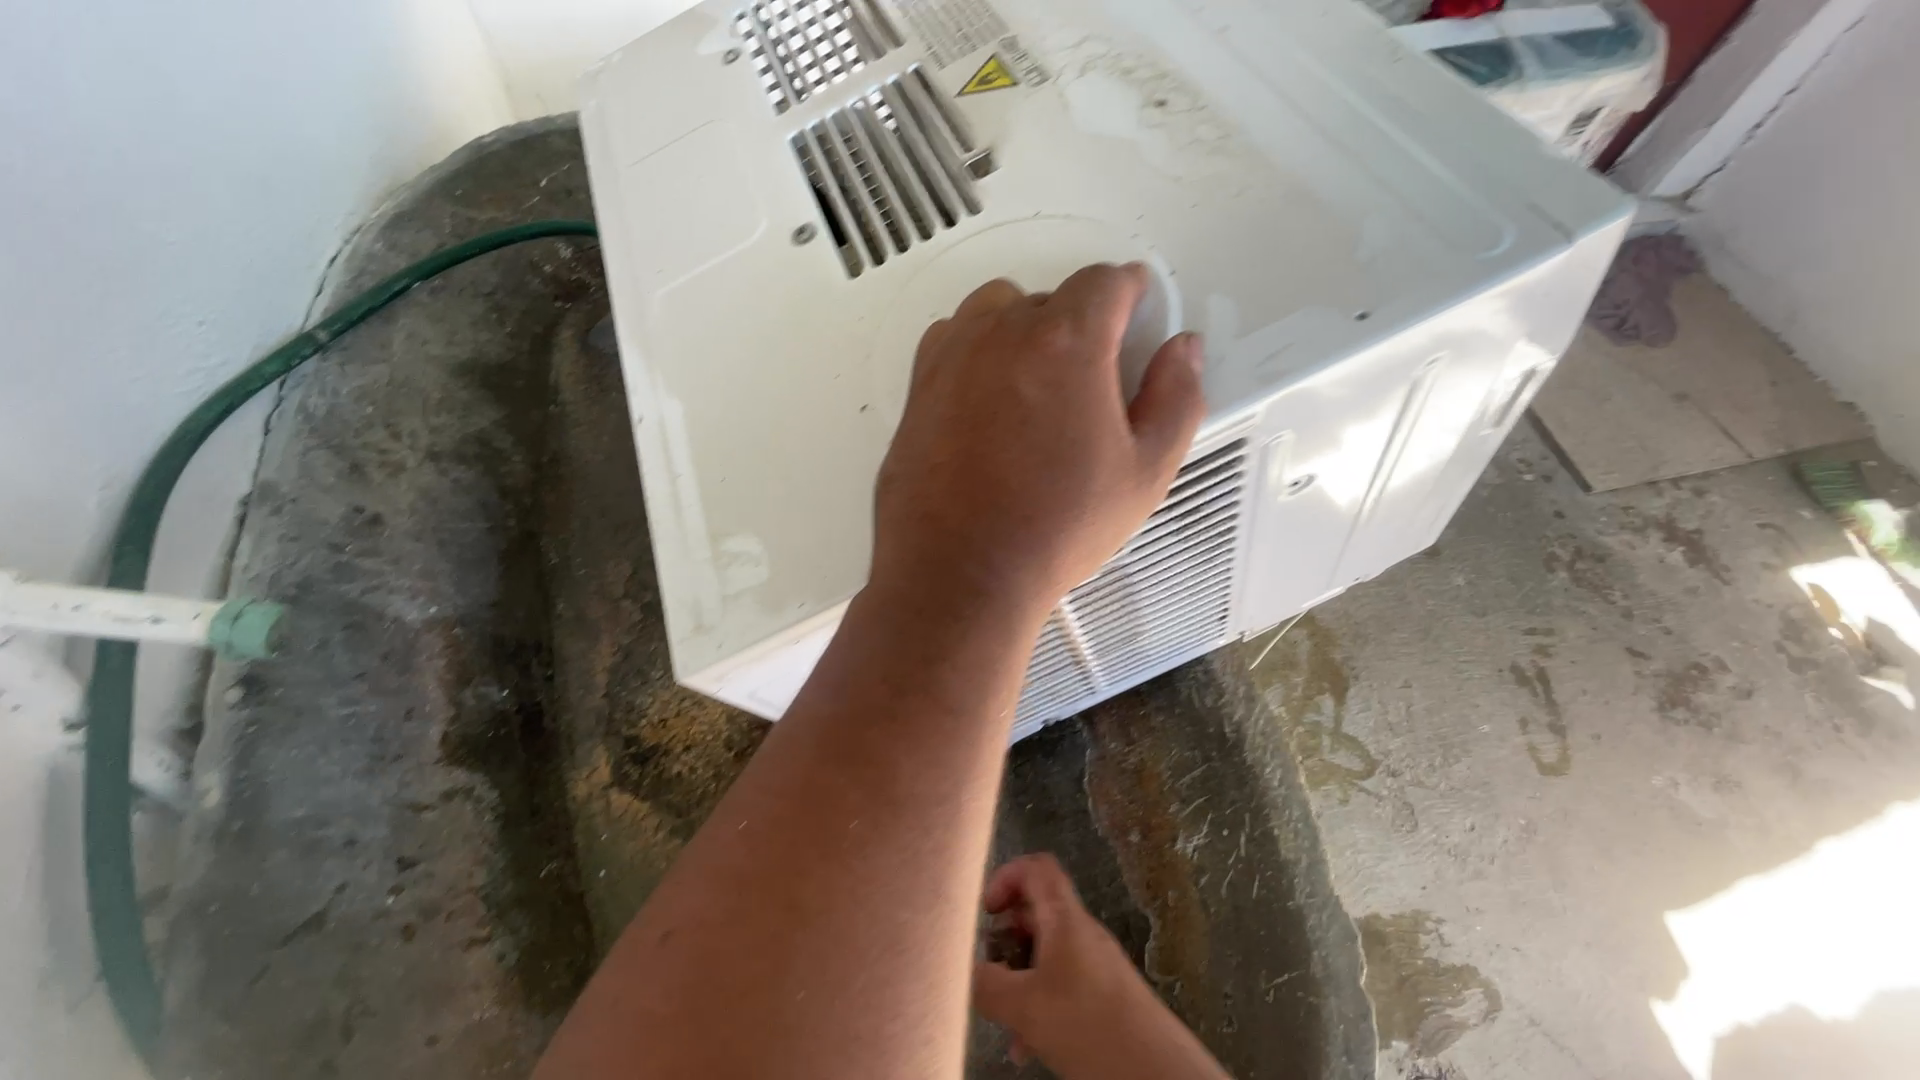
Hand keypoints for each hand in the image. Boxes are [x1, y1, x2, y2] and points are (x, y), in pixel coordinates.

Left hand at [869, 264, 1205, 623]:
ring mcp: (951, 357)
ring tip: (1037, 385)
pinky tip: (988, 400)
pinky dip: (975, 352)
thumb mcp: (1145, 473)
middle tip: (1090, 378)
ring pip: (994, 311)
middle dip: (1078, 323)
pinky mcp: (917, 388)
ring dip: (1022, 329)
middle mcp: (1002, 334)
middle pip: (1050, 297)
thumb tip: (1183, 351)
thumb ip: (1176, 399)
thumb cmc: (1054, 528)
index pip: (1104, 281)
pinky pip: (952, 342)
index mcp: (1067, 342)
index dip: (1129, 291)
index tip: (1135, 306)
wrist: (960, 574)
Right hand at [972, 855, 1230, 1078]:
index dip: (1005, 877)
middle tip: (986, 968)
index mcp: (1065, 918)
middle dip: (1004, 938)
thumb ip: (986, 983)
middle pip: (1036, 911)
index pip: (1036, 867)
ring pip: (1045, 954)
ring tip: (1002, 1016)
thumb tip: (960, 967)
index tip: (984, 912)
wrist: (1157, 1072)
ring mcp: (1095, 962)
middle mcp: (1081, 932)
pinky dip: (1038, 1002)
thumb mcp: (1025, 1006)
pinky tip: (1027, 1044)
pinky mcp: (1104, 994)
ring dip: (1018, 978)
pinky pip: (1061, 983)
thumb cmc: (1088, 1024)